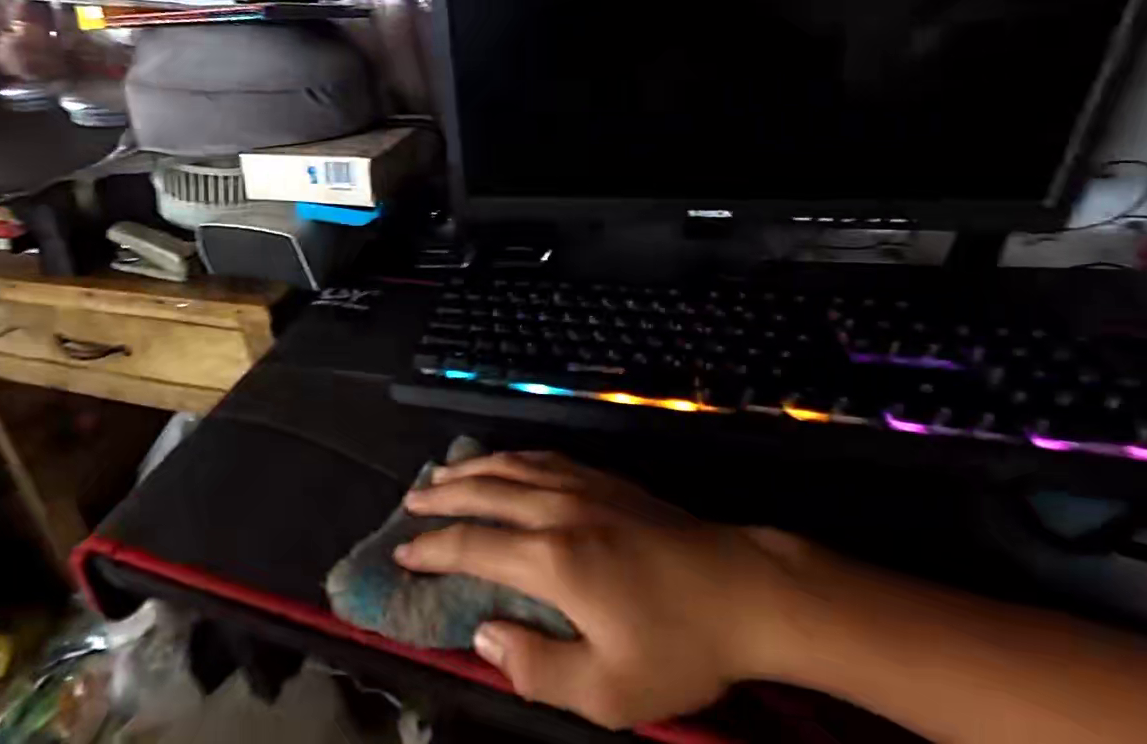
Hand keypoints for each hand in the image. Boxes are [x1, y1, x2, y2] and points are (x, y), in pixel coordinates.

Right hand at [395, 451, 810, 728]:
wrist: (743, 590)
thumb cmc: (677, 646)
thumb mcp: (607, 690)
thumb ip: (535, 666)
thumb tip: (482, 634)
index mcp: (552, 558)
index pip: (471, 546)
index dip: (431, 549)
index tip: (402, 553)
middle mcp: (556, 509)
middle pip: (482, 492)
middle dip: (440, 497)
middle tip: (409, 502)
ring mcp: (581, 485)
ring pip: (508, 466)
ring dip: (468, 468)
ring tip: (441, 473)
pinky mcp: (603, 478)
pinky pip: (541, 456)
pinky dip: (509, 456)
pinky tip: (503, 460)